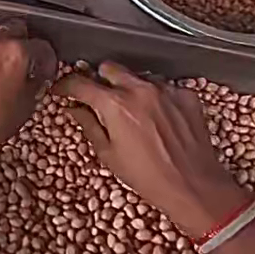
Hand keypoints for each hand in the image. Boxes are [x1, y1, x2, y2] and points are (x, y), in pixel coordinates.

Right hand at [55, 62, 246, 236]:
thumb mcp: (109, 154)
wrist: (193, 185)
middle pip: (110, 68)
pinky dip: (155, 97)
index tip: (62, 90)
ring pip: (138, 75)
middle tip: (96, 96)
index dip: (66, 86)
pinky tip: (156, 118)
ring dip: (129, 87)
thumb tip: (75, 109)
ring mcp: (166, 90)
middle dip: (99, 79)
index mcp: (115, 105)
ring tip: (131, 111)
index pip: (81, 84)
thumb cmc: (147, 176)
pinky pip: (164, 87)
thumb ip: (89, 125)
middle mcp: (140, 90)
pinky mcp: (186, 95)